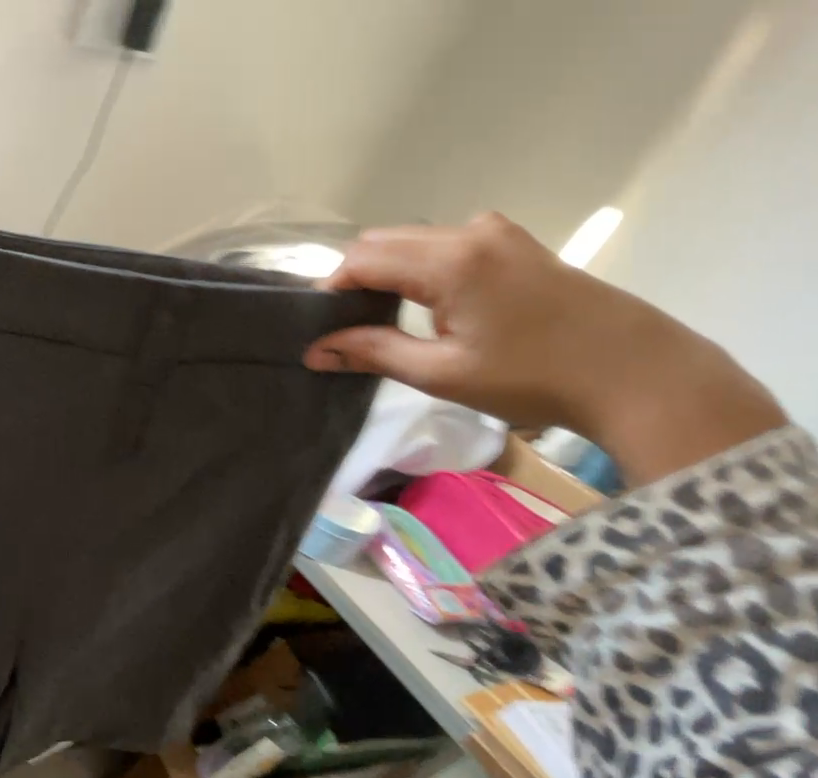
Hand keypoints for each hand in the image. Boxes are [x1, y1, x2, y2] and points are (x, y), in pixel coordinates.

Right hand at [306, 212, 786, 485]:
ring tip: (381, 322)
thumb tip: (314, 350)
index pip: (363, 258)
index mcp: (451, 260)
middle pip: (385, 241)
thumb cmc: (530, 377)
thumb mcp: (440, 373)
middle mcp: (472, 233)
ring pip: (413, 242)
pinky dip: (419, 270)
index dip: (331, 290)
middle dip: (354, 279)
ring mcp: (499, 234)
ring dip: (386, 273)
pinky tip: (424, 309)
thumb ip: (372, 352)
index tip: (321, 329)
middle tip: (345, 329)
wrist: (632, 372)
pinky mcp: (516, 246)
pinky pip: (446, 246)